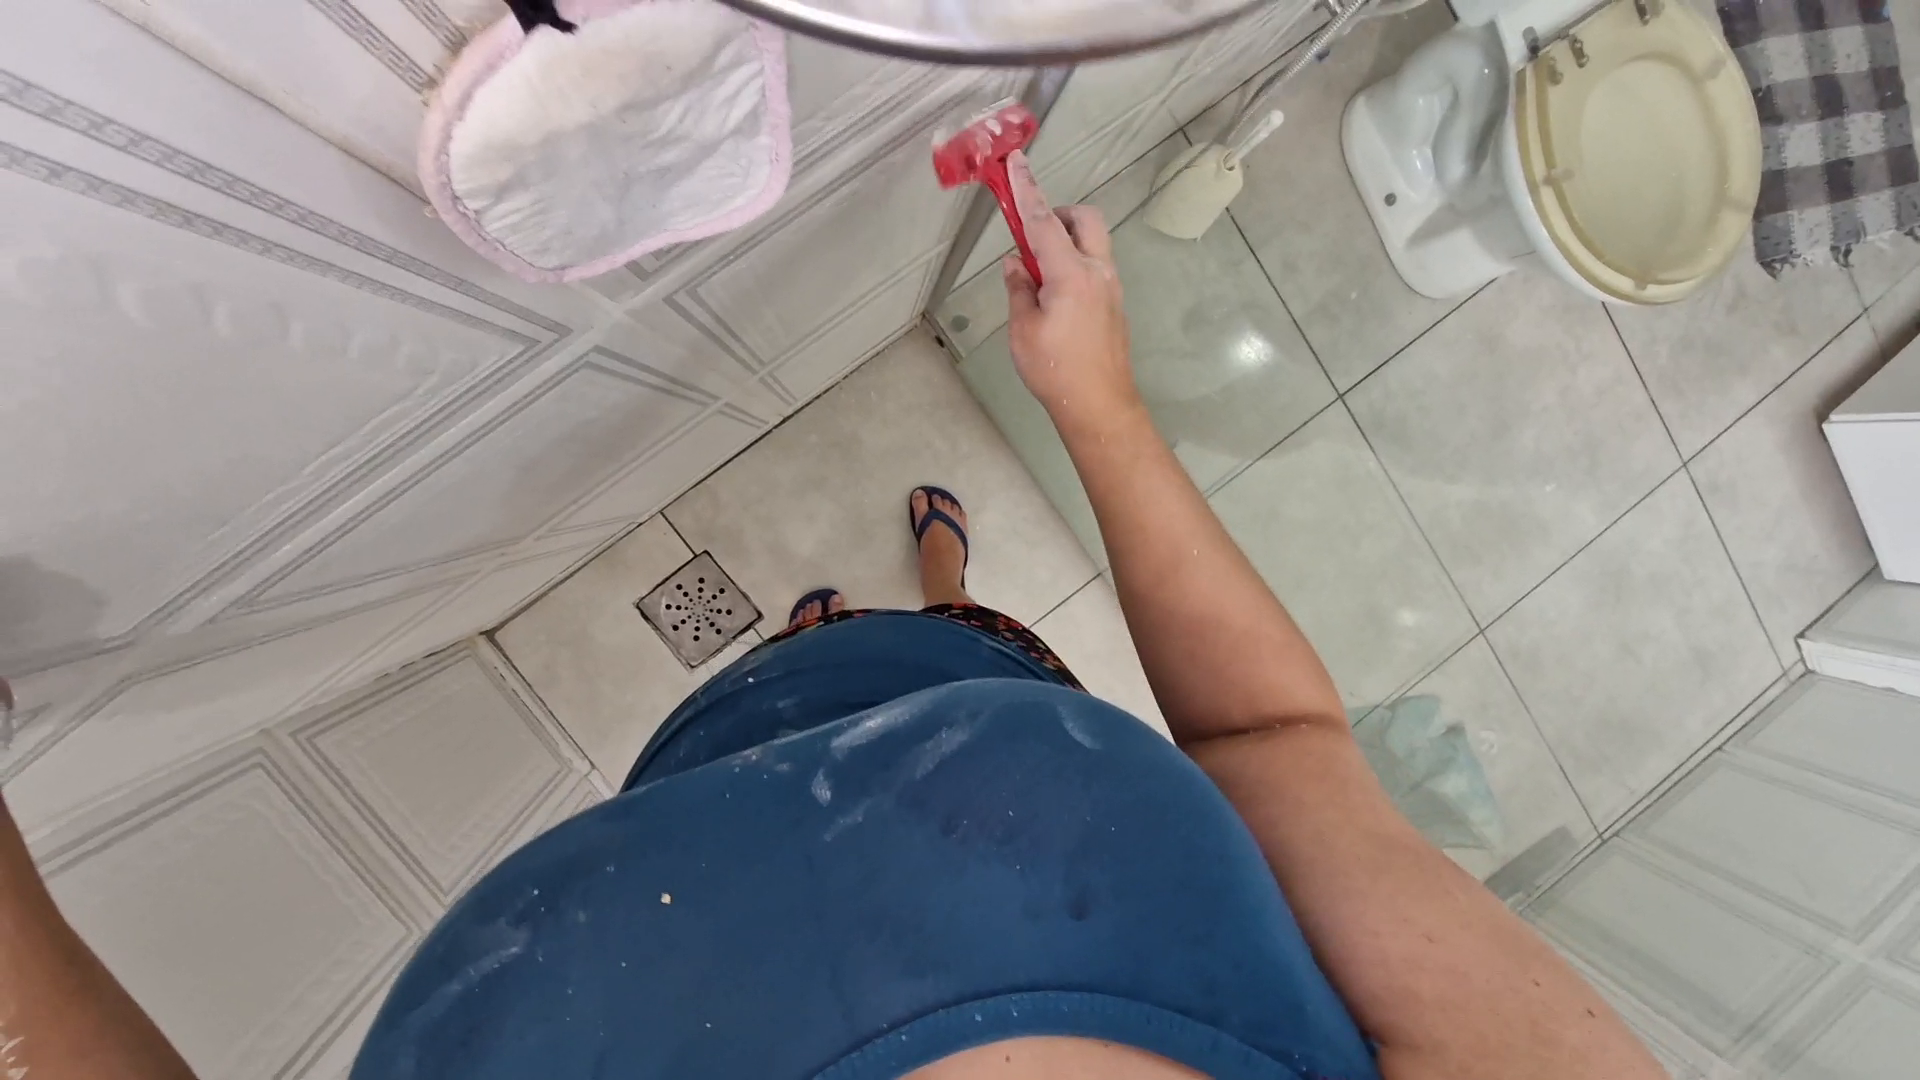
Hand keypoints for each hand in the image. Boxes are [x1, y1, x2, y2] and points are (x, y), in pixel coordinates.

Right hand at [1002, 151, 1141, 436]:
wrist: (1099, 405)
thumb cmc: (1055, 370)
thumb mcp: (1023, 330)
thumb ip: (1019, 289)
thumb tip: (1016, 264)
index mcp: (1071, 275)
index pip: (1044, 222)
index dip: (1027, 191)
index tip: (1017, 162)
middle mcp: (1098, 272)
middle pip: (1085, 221)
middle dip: (1060, 214)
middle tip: (1034, 236)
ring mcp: (1112, 289)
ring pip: (1094, 245)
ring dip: (1068, 243)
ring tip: (1040, 277)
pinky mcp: (1115, 306)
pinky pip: (1096, 269)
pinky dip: (1075, 267)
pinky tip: (1056, 300)